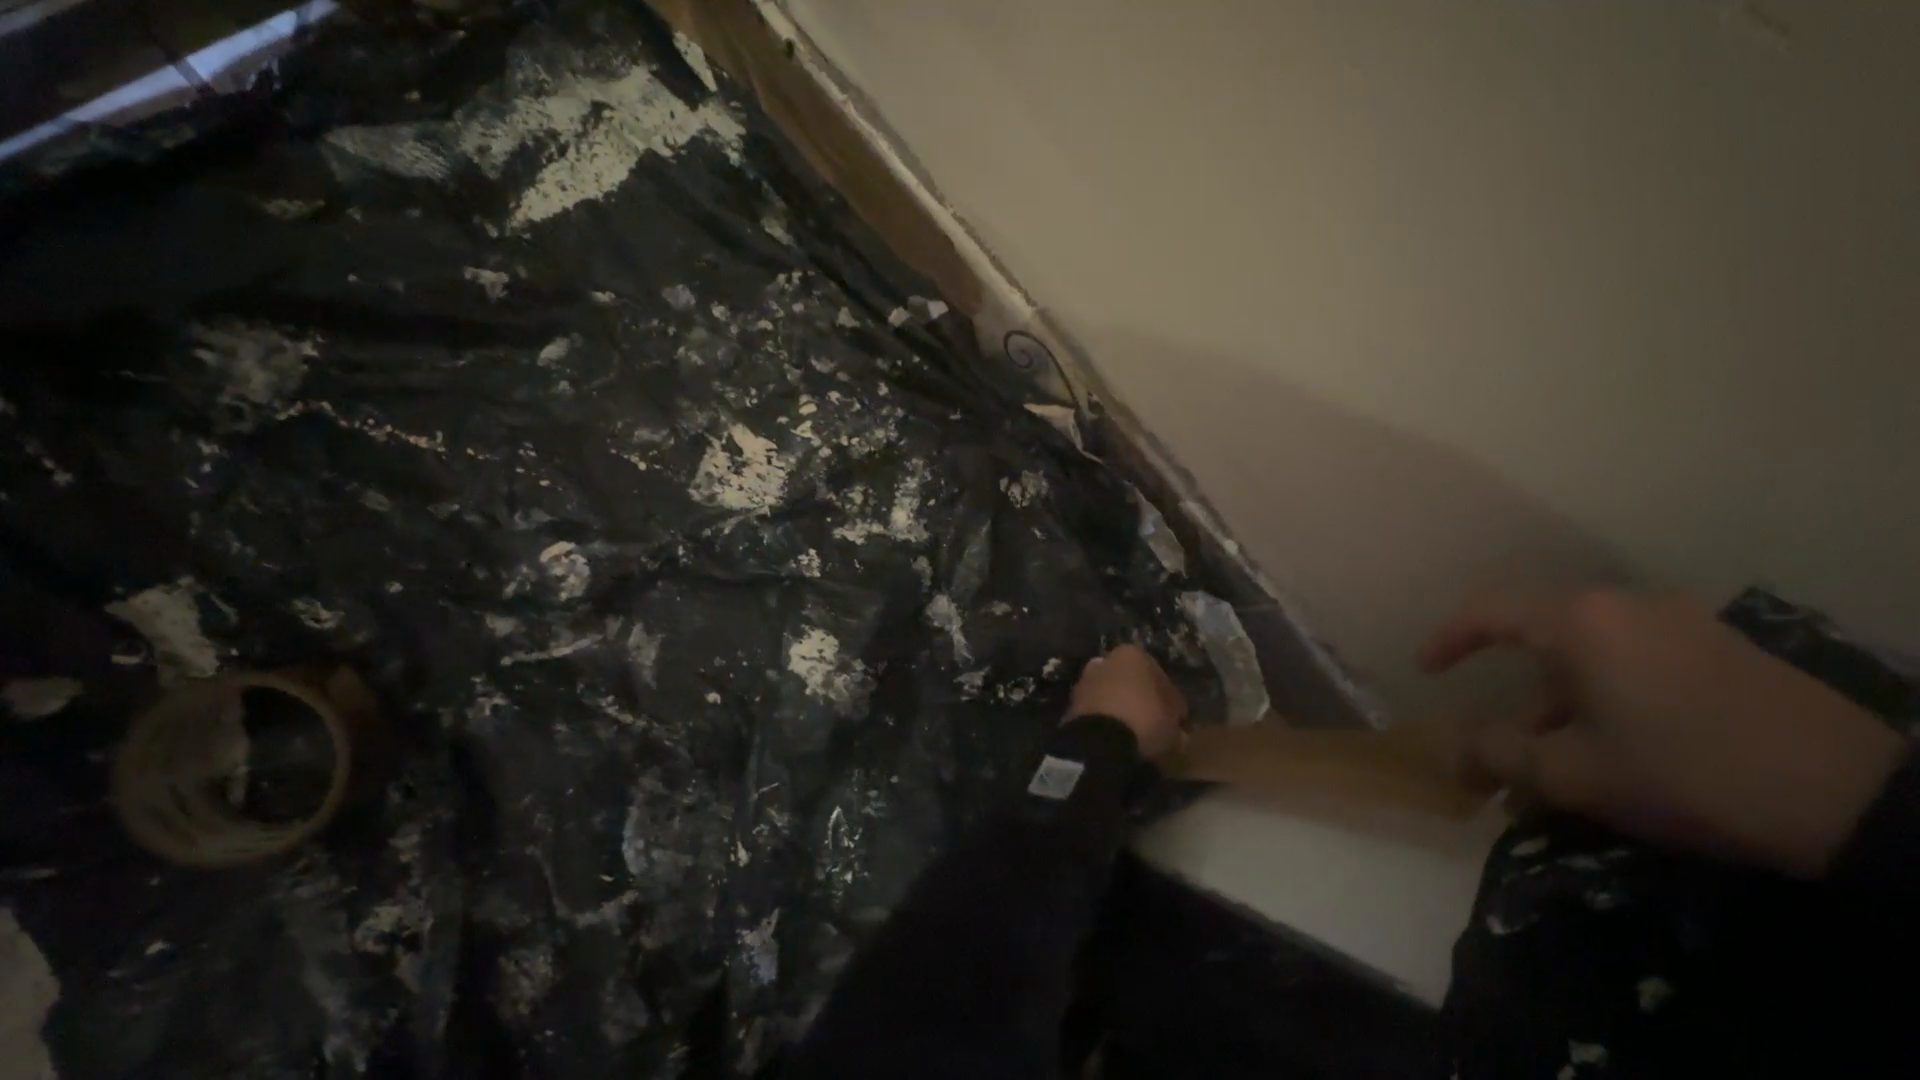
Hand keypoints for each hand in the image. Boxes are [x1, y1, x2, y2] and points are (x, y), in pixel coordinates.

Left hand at [1066, 645, 1188, 760]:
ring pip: (1109, 694)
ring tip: (1133, 733)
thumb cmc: (1145, 720)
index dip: (1168, 695)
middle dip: (1139, 697)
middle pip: (1128, 680)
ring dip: (1119, 709)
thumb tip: (1175, 718)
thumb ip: (1174, 712)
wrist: (1099, 743)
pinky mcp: (1070, 705)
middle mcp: (1104, 661)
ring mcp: (1084, 682)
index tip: (1174, 714)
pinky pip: (1095, 711)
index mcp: (1132, 653)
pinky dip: (1104, 721)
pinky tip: (1115, 739)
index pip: (1156, 672)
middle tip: (1152, 721)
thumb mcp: (1173, 719)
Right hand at [1420, 589, 1905, 877]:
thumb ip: (1500, 753)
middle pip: (1545, 641)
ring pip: (1595, 658)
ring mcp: (1684, 624)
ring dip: (1566, 707)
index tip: (1425, 670)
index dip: (1448, 639)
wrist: (1852, 796)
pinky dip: (1611, 700)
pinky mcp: (1725, 650)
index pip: (1489, 612)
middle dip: (1519, 699)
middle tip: (1508, 753)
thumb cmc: (1685, 772)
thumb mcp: (1575, 774)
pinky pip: (1639, 664)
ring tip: (1566, 769)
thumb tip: (1458, 746)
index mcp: (1582, 623)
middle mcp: (1628, 606)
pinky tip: (1624, 753)